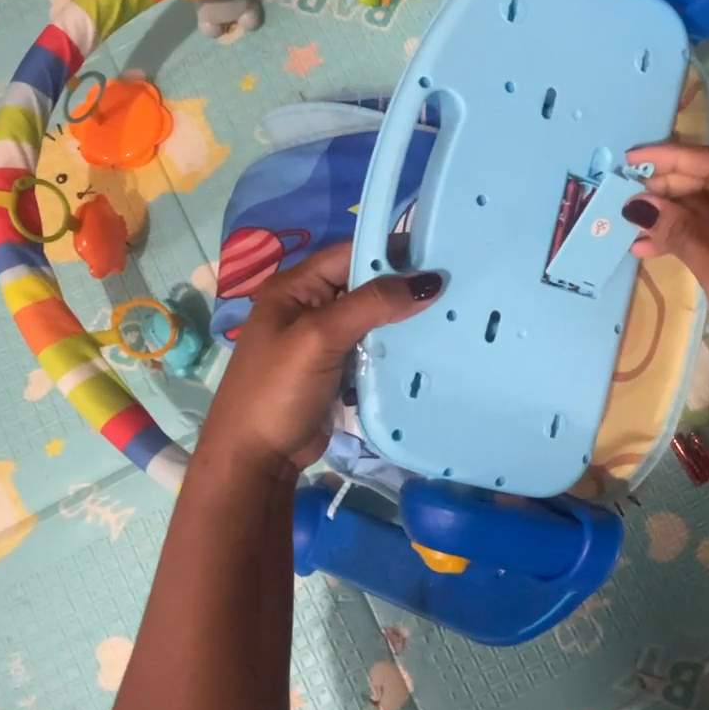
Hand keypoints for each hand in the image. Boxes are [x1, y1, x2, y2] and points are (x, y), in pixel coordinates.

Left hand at [194, 243, 443, 475]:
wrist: (255, 458)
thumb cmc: (278, 390)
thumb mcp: (321, 338)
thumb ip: (371, 305)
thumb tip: (429, 282)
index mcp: (294, 287)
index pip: (349, 253)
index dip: (390, 251)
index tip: (437, 253)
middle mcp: (308, 305)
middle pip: (363, 283)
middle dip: (402, 284)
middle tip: (453, 283)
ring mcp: (322, 339)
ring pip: (371, 316)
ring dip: (402, 318)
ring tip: (449, 311)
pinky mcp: (336, 368)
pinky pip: (371, 346)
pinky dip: (394, 346)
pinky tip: (426, 346)